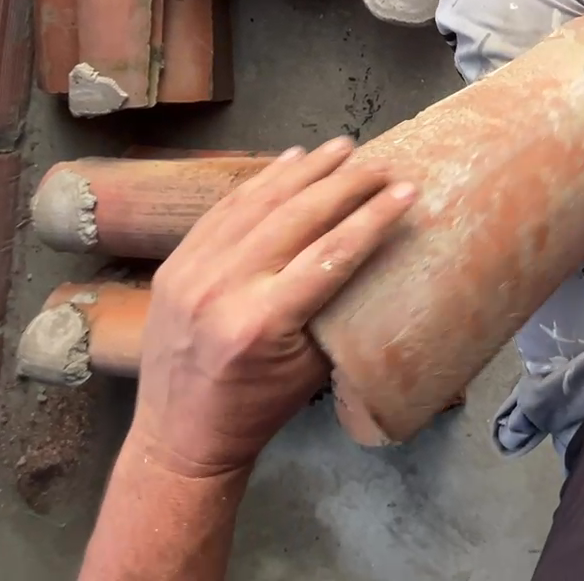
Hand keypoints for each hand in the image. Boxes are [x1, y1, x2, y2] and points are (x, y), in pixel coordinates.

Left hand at [129, 138, 416, 478]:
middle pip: (298, 216)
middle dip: (348, 183)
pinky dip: (263, 179)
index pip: (333, 252)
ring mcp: (192, 272)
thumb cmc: (261, 407)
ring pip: (260, 202)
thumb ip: (342, 308)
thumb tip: (383, 253)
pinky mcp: (176, 263)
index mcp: (263, 323)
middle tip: (383, 163)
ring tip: (345, 146)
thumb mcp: (316, 367)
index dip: (375, 216)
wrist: (178, 437)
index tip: (408, 189)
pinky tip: (292, 158)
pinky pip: (226, 208)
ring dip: (308, 169)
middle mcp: (223, 289)